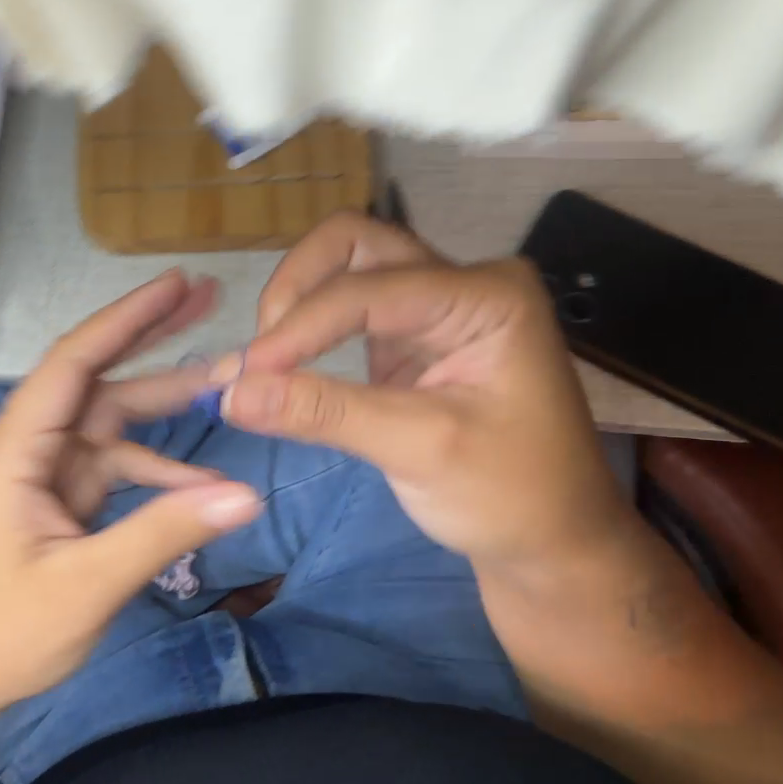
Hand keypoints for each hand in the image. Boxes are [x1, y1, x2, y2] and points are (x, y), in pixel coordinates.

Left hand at [0, 271, 264, 714]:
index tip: (179, 284)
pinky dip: (156, 471)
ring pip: (110, 425)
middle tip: (212, 301)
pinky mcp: (59, 502)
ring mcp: (43, 475)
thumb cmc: (9, 633)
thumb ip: (165, 532)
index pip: (72, 364)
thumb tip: (245, 495)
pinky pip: (114, 469)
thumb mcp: (90, 583)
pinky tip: (202, 484)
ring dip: (164, 409)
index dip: (125, 320)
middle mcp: (25, 450)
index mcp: (13, 453)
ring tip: (230, 382)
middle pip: (93, 380)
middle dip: (150, 343)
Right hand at [222, 210, 631, 567]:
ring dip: (295, 307)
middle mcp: (460, 284)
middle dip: (294, 292)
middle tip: (255, 357)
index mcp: (486, 296)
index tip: (239, 379)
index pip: (368, 289)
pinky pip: (347, 314)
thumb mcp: (418, 450)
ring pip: (346, 270)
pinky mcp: (409, 342)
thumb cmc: (508, 494)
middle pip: (354, 246)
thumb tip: (231, 395)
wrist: (551, 537)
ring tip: (261, 365)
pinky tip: (281, 371)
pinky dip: (306, 333)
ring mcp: (433, 310)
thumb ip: (326, 413)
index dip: (298, 329)